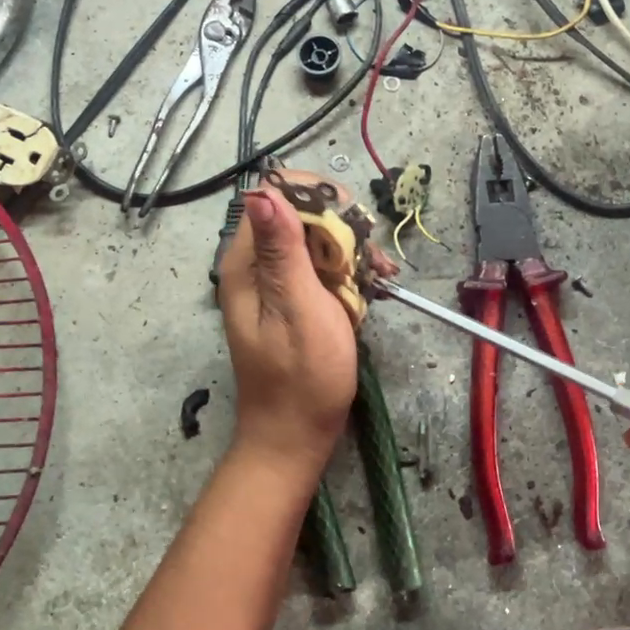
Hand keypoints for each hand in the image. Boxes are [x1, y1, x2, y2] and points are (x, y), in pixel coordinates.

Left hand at [215, 171, 393, 468]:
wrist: (296, 437)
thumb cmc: (302, 377)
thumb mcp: (299, 309)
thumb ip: (284, 251)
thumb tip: (262, 192)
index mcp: (247, 262)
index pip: (274, 195)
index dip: (315, 195)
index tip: (351, 219)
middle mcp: (257, 264)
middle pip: (301, 213)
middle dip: (342, 225)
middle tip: (371, 258)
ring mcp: (277, 281)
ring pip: (318, 238)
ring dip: (353, 249)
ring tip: (381, 276)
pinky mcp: (296, 297)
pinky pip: (324, 265)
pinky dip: (352, 271)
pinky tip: (376, 287)